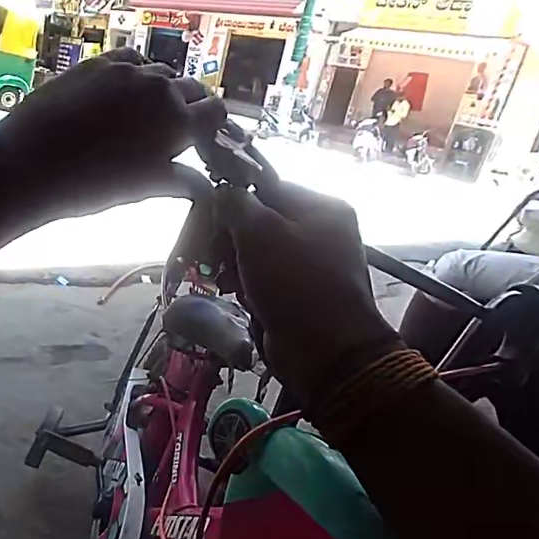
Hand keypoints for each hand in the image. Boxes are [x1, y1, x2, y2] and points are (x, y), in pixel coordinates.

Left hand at [0, 51, 224, 219]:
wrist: (29, 161)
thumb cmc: (90, 183)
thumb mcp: (141, 188)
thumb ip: (179, 181)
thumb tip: (205, 188)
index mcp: (177, 119)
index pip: (216, 111)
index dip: (214, 124)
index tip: (205, 137)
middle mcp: (158, 86)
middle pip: (192, 88)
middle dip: (191, 107)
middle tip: (176, 130)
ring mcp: (126, 70)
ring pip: (161, 72)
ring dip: (163, 89)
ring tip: (146, 112)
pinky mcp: (97, 63)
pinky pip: (129, 60)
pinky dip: (136, 74)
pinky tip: (124, 91)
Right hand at [221, 182, 398, 395]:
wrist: (326, 350)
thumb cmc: (294, 282)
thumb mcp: (259, 232)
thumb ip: (237, 204)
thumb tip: (223, 193)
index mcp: (321, 207)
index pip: (266, 188)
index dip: (235, 203)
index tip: (213, 222)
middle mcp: (320, 231)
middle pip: (260, 221)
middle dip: (232, 239)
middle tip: (218, 254)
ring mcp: (311, 264)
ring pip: (257, 251)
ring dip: (235, 264)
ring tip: (226, 280)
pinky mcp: (299, 292)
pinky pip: (264, 277)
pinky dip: (248, 284)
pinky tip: (240, 294)